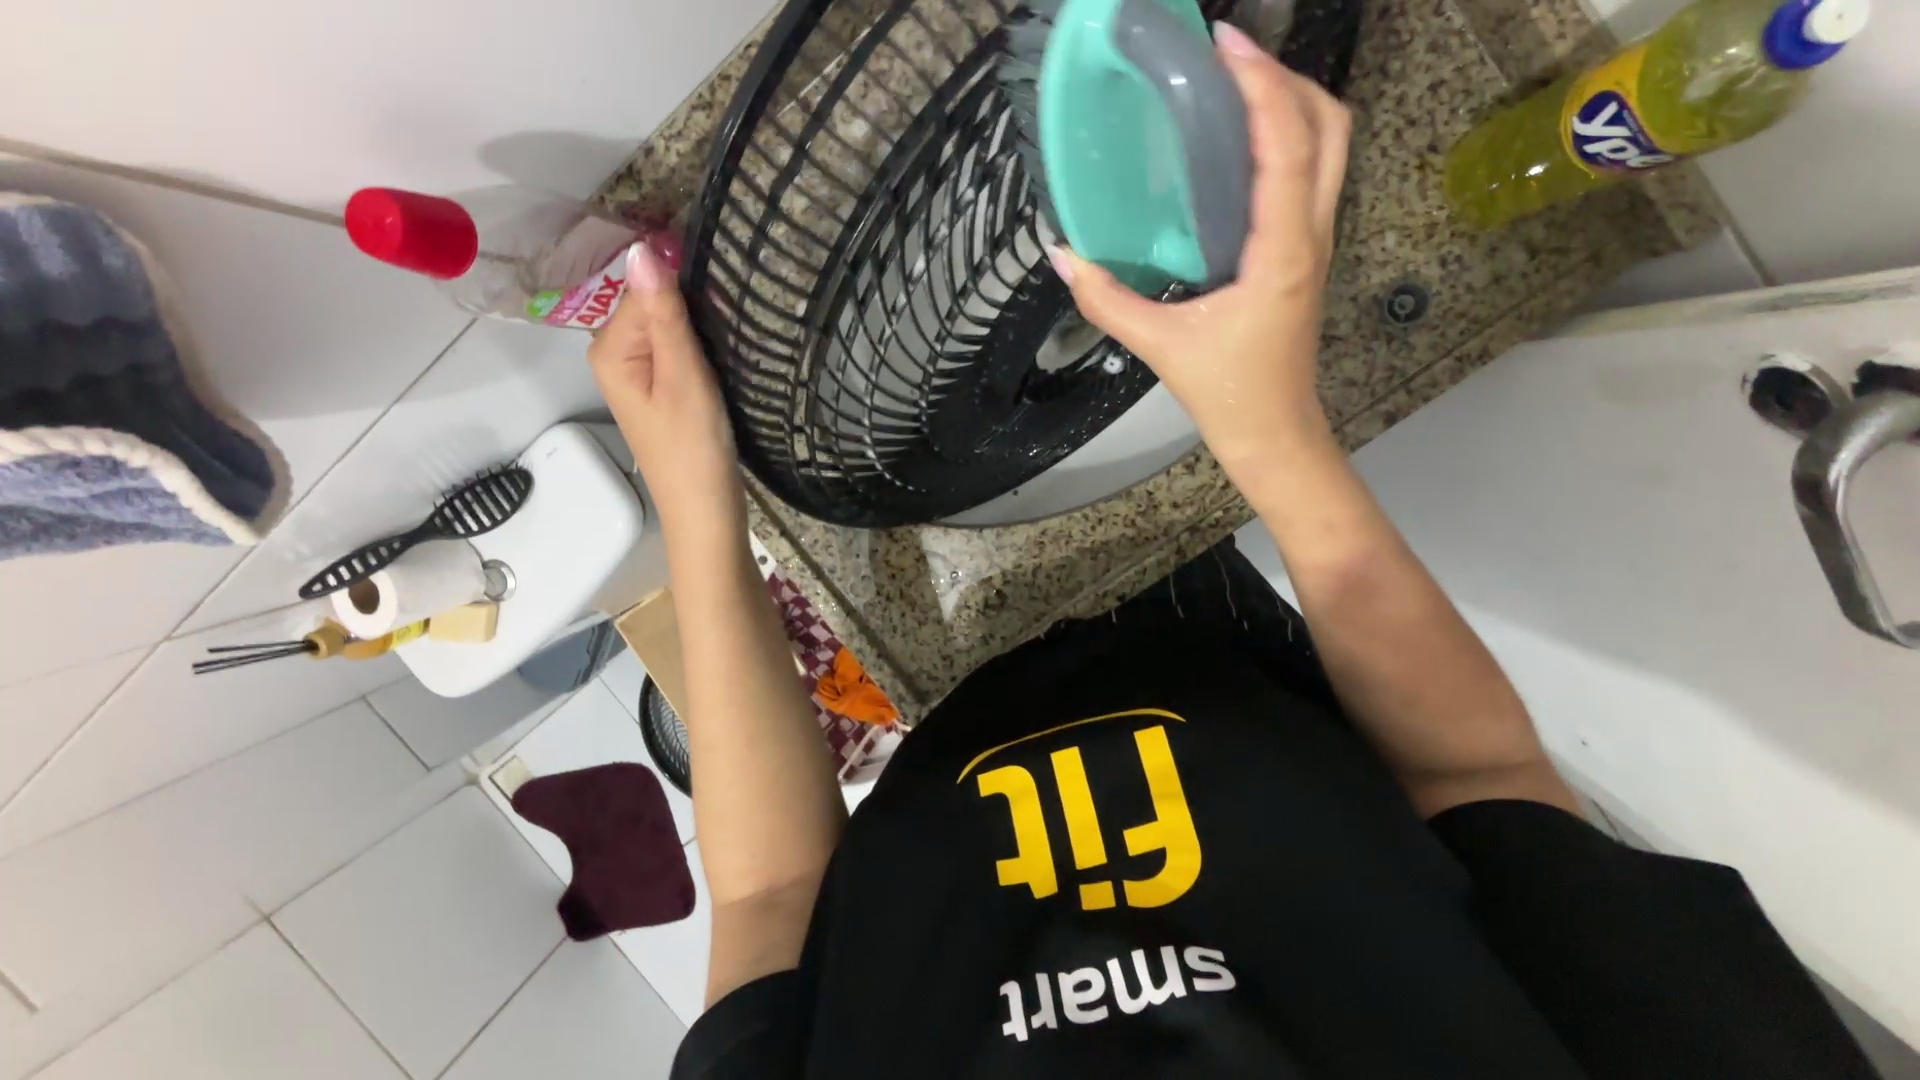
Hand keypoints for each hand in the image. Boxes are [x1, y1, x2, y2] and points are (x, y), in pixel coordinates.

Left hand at [589, 243, 745, 542]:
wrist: (706, 510)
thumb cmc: (694, 447)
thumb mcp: (684, 376)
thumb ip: (664, 314)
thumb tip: (642, 249)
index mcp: (610, 349)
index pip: (643, 289)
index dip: (682, 281)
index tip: (724, 281)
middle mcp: (617, 355)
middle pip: (654, 304)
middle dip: (691, 300)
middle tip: (736, 306)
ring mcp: (641, 372)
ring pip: (669, 324)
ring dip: (700, 320)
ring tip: (736, 321)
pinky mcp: (664, 387)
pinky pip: (678, 346)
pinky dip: (701, 341)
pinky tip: (725, 346)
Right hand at [1050, 21, 1351, 472]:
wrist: (1274, 429)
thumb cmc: (1227, 391)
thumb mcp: (1159, 345)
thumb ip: (1107, 301)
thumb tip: (1062, 256)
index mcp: (1282, 251)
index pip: (1288, 146)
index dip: (1262, 86)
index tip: (1224, 46)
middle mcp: (1312, 233)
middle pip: (1330, 126)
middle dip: (1287, 78)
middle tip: (1229, 61)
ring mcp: (1317, 240)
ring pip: (1330, 147)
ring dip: (1292, 103)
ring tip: (1234, 88)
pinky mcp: (1306, 251)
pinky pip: (1312, 173)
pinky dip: (1287, 138)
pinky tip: (1237, 145)